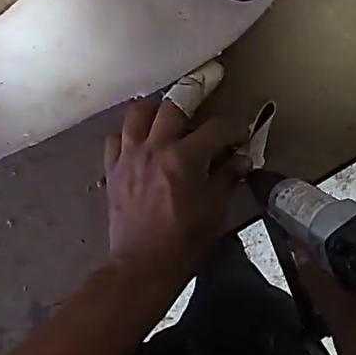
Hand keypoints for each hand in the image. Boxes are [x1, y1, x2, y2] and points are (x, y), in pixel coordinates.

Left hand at [103, 97, 248, 292]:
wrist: (144, 264)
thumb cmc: (186, 238)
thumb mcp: (215, 207)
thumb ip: (227, 176)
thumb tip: (241, 159)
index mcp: (184, 158)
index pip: (216, 128)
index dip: (234, 127)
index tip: (242, 133)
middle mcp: (154, 148)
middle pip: (173, 106)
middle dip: (195, 95)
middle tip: (208, 91)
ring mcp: (129, 157)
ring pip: (138, 114)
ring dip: (157, 107)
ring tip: (169, 111)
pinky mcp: (113, 170)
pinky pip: (116, 138)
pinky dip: (130, 132)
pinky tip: (142, 140)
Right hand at [294, 248, 355, 354]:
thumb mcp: (341, 314)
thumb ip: (318, 281)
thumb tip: (300, 249)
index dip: (325, 240)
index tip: (300, 250)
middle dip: (331, 268)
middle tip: (305, 280)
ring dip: (340, 287)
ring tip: (316, 301)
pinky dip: (354, 300)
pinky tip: (336, 316)